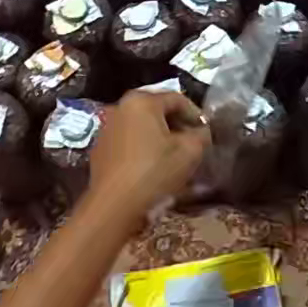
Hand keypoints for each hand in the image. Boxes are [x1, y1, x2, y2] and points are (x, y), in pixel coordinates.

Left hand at [86, 91, 208, 220]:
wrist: (115, 207)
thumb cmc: (155, 172)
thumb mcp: (191, 151)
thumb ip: (201, 135)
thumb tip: (201, 132)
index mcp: (141, 101)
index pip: (178, 99)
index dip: (197, 115)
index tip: (207, 133)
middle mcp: (119, 108)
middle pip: (158, 111)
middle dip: (179, 126)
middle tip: (194, 144)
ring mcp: (106, 129)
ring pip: (142, 127)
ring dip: (161, 138)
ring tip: (176, 158)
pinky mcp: (100, 150)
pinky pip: (129, 142)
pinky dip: (144, 149)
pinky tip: (154, 168)